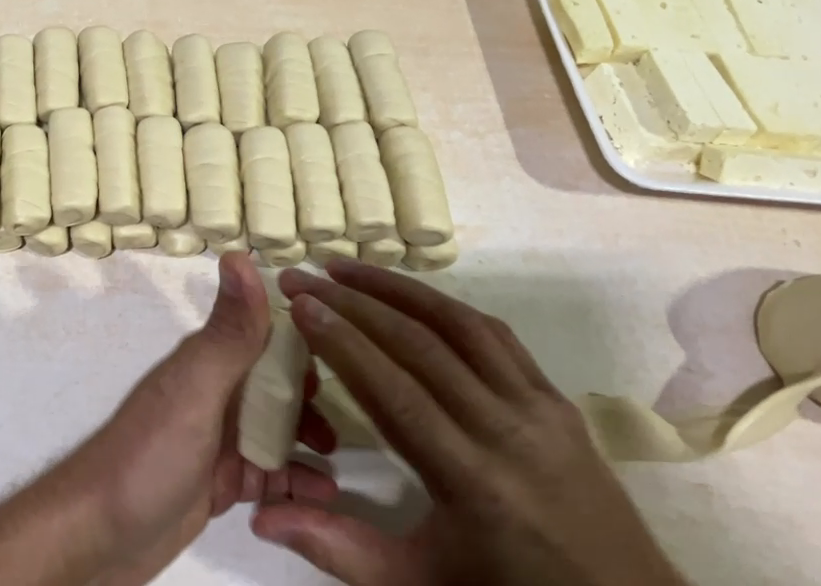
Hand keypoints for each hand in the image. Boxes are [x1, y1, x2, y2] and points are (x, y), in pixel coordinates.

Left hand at [71, 252, 340, 584]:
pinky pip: (271, 475)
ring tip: (334, 463)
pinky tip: (322, 497)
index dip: (304, 334)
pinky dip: (297, 483)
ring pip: (279, 429)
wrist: (102, 534)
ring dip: (309, 440)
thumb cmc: (149, 454)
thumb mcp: (196, 390)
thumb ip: (227, 333)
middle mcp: (215, 392)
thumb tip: (239, 254)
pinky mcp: (223, 482)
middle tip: (341, 422)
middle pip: (277, 381)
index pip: (263, 331)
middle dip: (313, 396)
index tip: (352, 347)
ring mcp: (219, 439)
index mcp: (208, 361)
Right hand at [260, 260, 687, 585]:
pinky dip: (445, 307)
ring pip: (461, 325)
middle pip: (421, 345)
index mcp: (472, 481)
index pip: (394, 390)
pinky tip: (411, 298)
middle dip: (352, 302)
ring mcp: (540, 410)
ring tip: (346, 268)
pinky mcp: (559, 402)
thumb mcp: (417, 585)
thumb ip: (338, 548)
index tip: (298, 303)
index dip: (341, 341)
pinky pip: (497, 337)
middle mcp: (508, 431)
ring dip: (397, 288)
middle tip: (301, 274)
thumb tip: (261, 518)